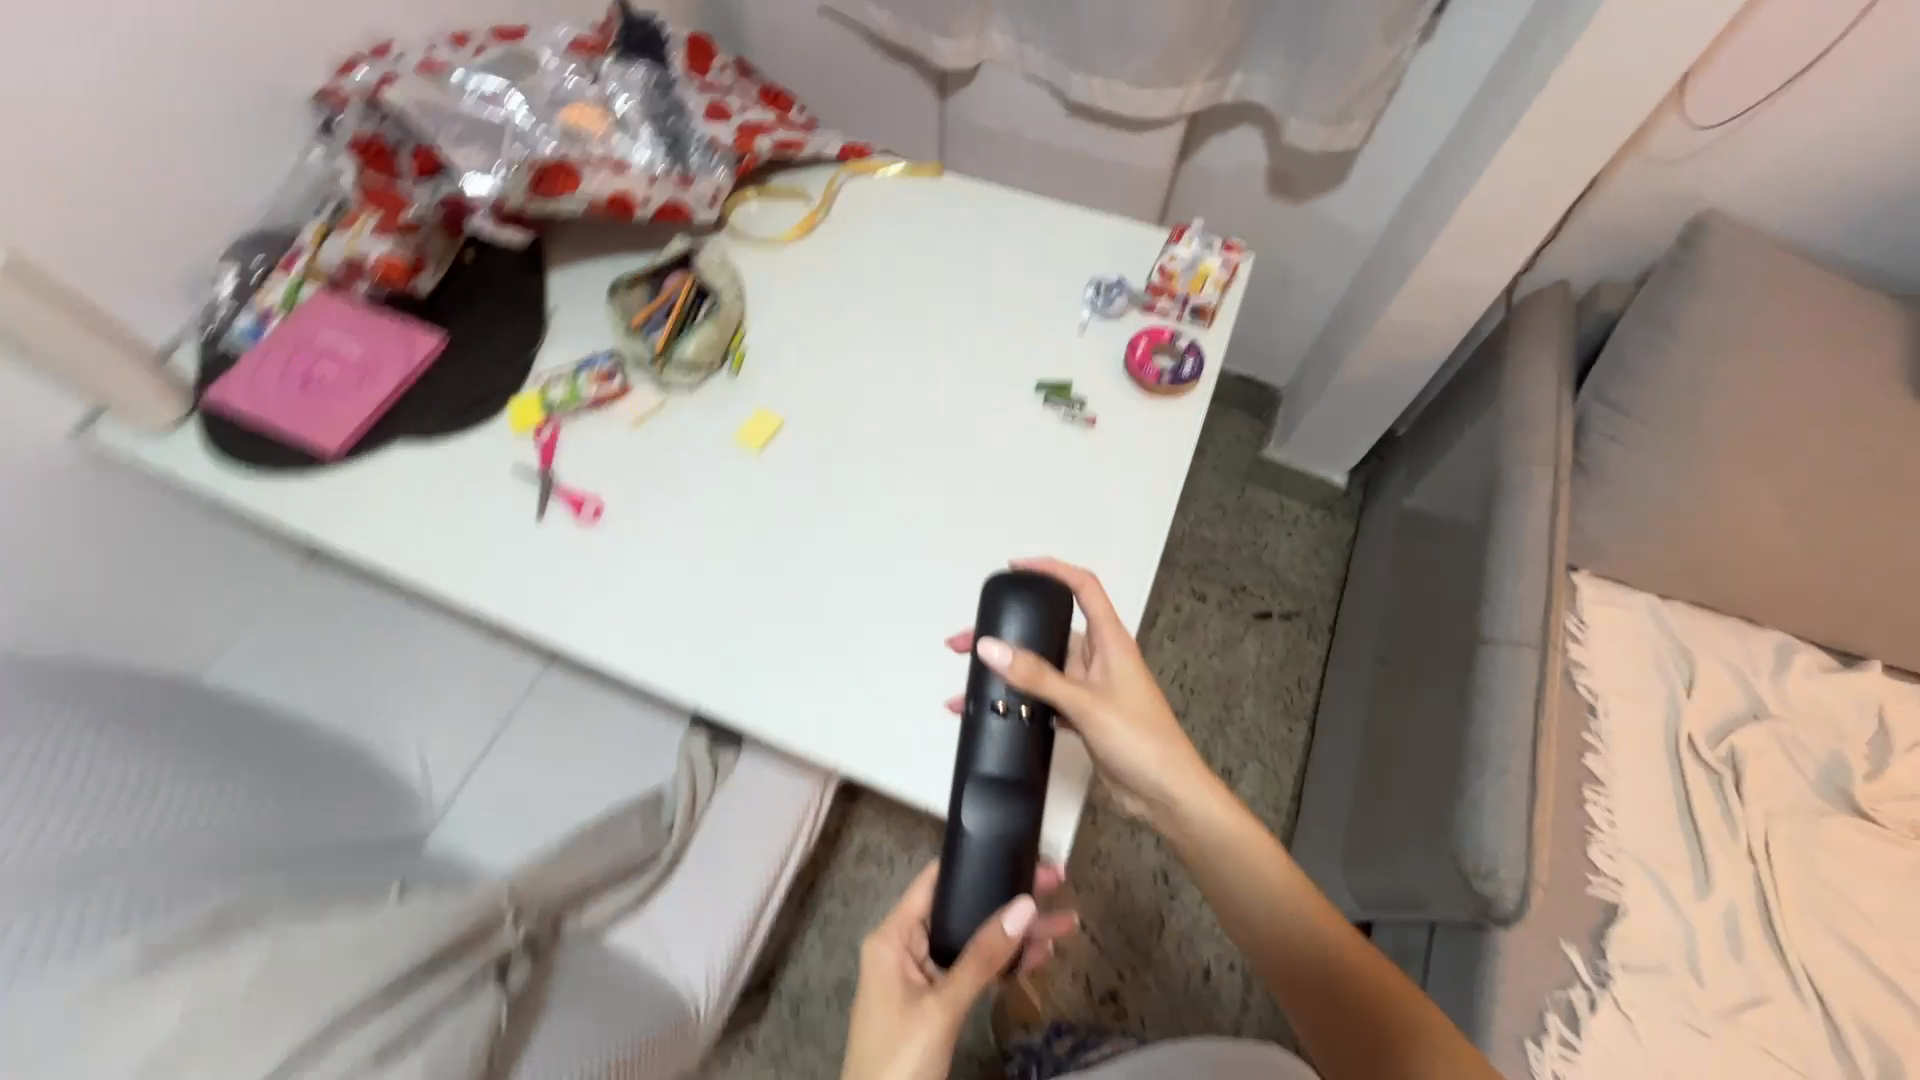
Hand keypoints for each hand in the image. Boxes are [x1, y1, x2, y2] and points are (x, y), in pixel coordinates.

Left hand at [842, 861, 1076, 1079]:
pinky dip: (1002, 964)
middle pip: (962, 910)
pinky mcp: (935, 1002)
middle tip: (1057, 884)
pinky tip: (1038, 956)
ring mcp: (920, 975)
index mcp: (893, 935)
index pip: (936, 881)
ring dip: (1015, 935)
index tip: (1021, 854)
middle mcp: (905, 946)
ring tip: (1064, 923)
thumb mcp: (942, 1007)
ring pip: (973, 941)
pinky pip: (972, 970)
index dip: (978, 864)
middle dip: (1008, 901)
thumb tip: (1023, 905)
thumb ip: (982, 956)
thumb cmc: (898, 1060)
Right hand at [944, 557, 1217, 826]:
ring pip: (1041, 669)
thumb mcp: (1085, 704)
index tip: (1014, 569)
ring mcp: (1090, 689)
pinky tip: (990, 713)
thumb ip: (1037, 676)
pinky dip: (1017, 703)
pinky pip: (1043, 700)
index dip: (1051, 570)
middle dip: (1007, 633)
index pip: (1082, 587)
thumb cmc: (1140, 740)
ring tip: (967, 681)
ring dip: (1007, 673)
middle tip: (964, 643)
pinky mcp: (1082, 717)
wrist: (1167, 795)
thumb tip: (990, 647)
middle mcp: (1099, 658)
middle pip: (1049, 632)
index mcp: (1111, 641)